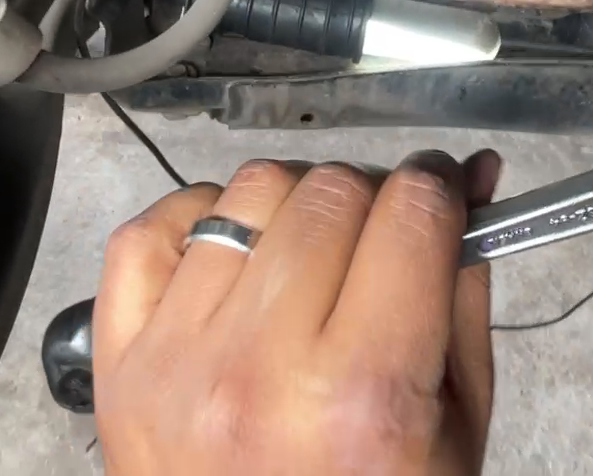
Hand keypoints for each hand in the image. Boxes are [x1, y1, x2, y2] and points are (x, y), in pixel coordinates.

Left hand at [91, 150, 501, 474]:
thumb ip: (463, 283)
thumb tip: (475, 172)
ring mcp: (177, 362)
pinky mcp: (116, 363)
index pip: (413, 210)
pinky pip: (152, 229)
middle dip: (372, 200)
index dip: (441, 186)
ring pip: (252, 189)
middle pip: (332, 188)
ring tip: (307, 262)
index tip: (443, 193)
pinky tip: (234, 265)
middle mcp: (263, 369)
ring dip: (295, 207)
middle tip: (377, 244)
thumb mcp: (457, 421)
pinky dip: (201, 222)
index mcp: (366, 397)